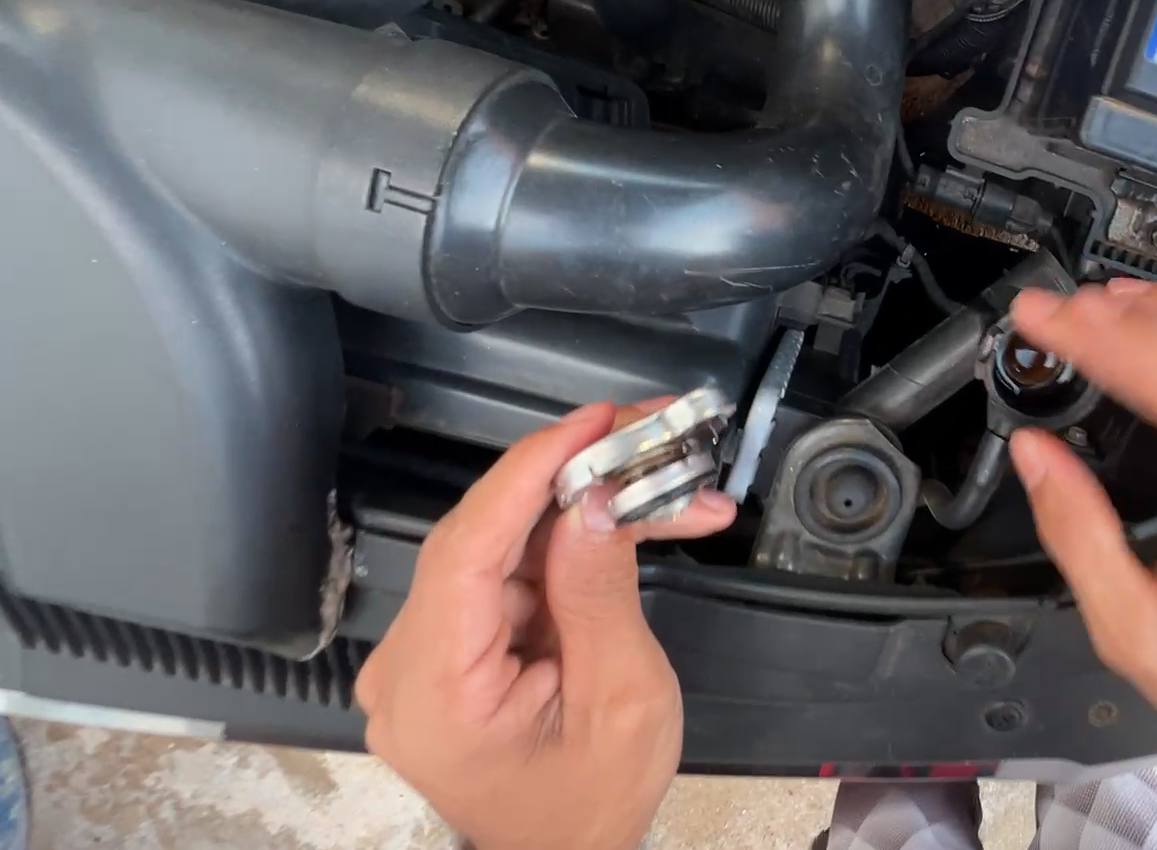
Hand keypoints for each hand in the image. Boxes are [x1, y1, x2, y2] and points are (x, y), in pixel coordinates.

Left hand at [355, 401, 736, 849]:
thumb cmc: (598, 798)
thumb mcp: (622, 697)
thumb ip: (600, 594)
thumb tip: (594, 501)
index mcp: (434, 688)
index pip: (466, 550)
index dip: (529, 472)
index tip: (595, 422)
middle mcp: (416, 658)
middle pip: (493, 531)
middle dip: (579, 474)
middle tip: (654, 433)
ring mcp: (443, 644)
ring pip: (521, 537)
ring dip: (600, 502)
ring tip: (678, 480)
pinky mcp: (475, 635)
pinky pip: (532, 562)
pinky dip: (593, 535)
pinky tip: (652, 518)